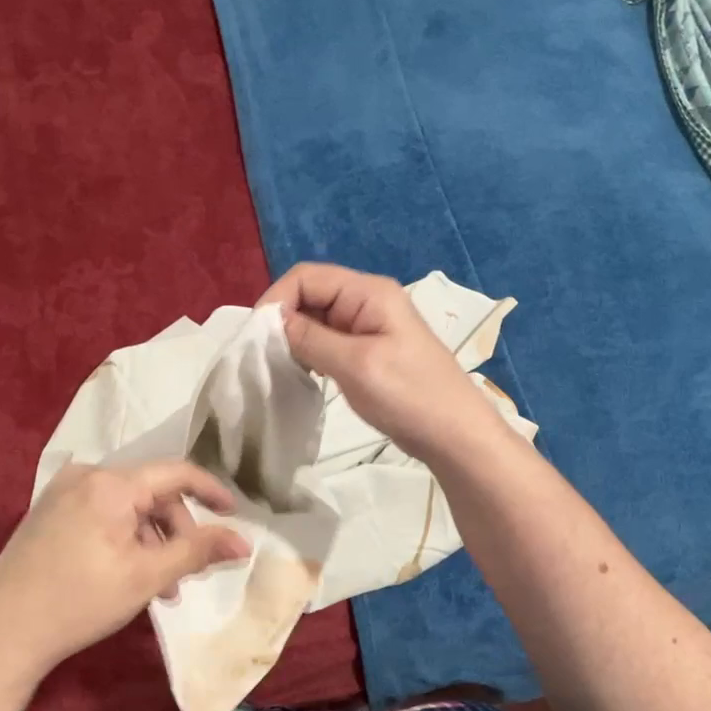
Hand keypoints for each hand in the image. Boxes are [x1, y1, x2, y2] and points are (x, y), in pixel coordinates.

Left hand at [0, 460, 250, 682]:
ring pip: (127, 508)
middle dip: (176, 532)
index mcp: (110, 483)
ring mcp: (61, 493)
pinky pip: (102, 516)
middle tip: (186, 576)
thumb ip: (197, 552)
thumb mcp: (146, 577)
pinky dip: (125, 541)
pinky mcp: (47, 514)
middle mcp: (85, 476)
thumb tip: (244, 541)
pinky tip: (127, 578)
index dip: (211, 491)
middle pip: (151, 493)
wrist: (1, 634)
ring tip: (159, 588)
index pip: (176, 472)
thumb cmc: (80, 602)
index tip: (236, 515)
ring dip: (151, 542)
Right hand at [258, 262, 506, 463]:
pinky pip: (328, 340)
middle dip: (283, 319)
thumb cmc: (409, 396)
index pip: (306, 276)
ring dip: (294, 337)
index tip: (256, 337)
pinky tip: (303, 373)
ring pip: (316, 319)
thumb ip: (310, 338)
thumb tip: (272, 323)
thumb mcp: (355, 365)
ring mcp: (369, 326)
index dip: (277, 299)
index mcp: (368, 292)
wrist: (455, 435)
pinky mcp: (368, 350)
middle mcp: (367, 300)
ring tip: (280, 366)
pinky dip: (310, 352)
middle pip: (310, 294)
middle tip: (264, 356)